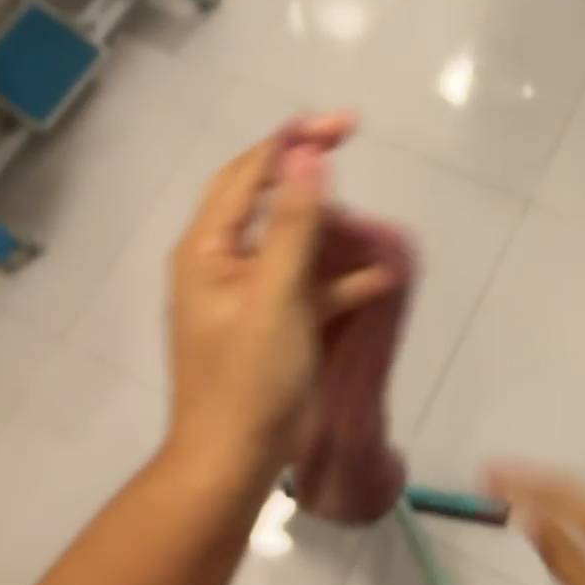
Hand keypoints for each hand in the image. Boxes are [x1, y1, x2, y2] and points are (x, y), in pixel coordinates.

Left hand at [166, 115, 394, 481]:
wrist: (233, 459)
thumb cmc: (249, 377)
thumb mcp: (274, 295)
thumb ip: (293, 224)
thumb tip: (308, 154)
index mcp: (206, 248)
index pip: (250, 173)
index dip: (294, 141)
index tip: (345, 125)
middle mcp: (218, 262)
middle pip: (266, 200)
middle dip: (312, 181)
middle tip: (352, 160)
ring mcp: (242, 294)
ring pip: (288, 244)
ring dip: (329, 234)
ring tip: (372, 231)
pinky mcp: (266, 324)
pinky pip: (301, 286)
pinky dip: (334, 280)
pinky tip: (378, 279)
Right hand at [491, 466, 584, 584]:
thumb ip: (560, 557)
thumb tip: (530, 521)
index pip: (553, 495)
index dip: (516, 484)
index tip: (484, 476)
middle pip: (570, 485)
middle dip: (529, 477)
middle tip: (493, 474)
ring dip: (550, 487)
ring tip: (519, 485)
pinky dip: (572, 499)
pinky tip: (565, 508)